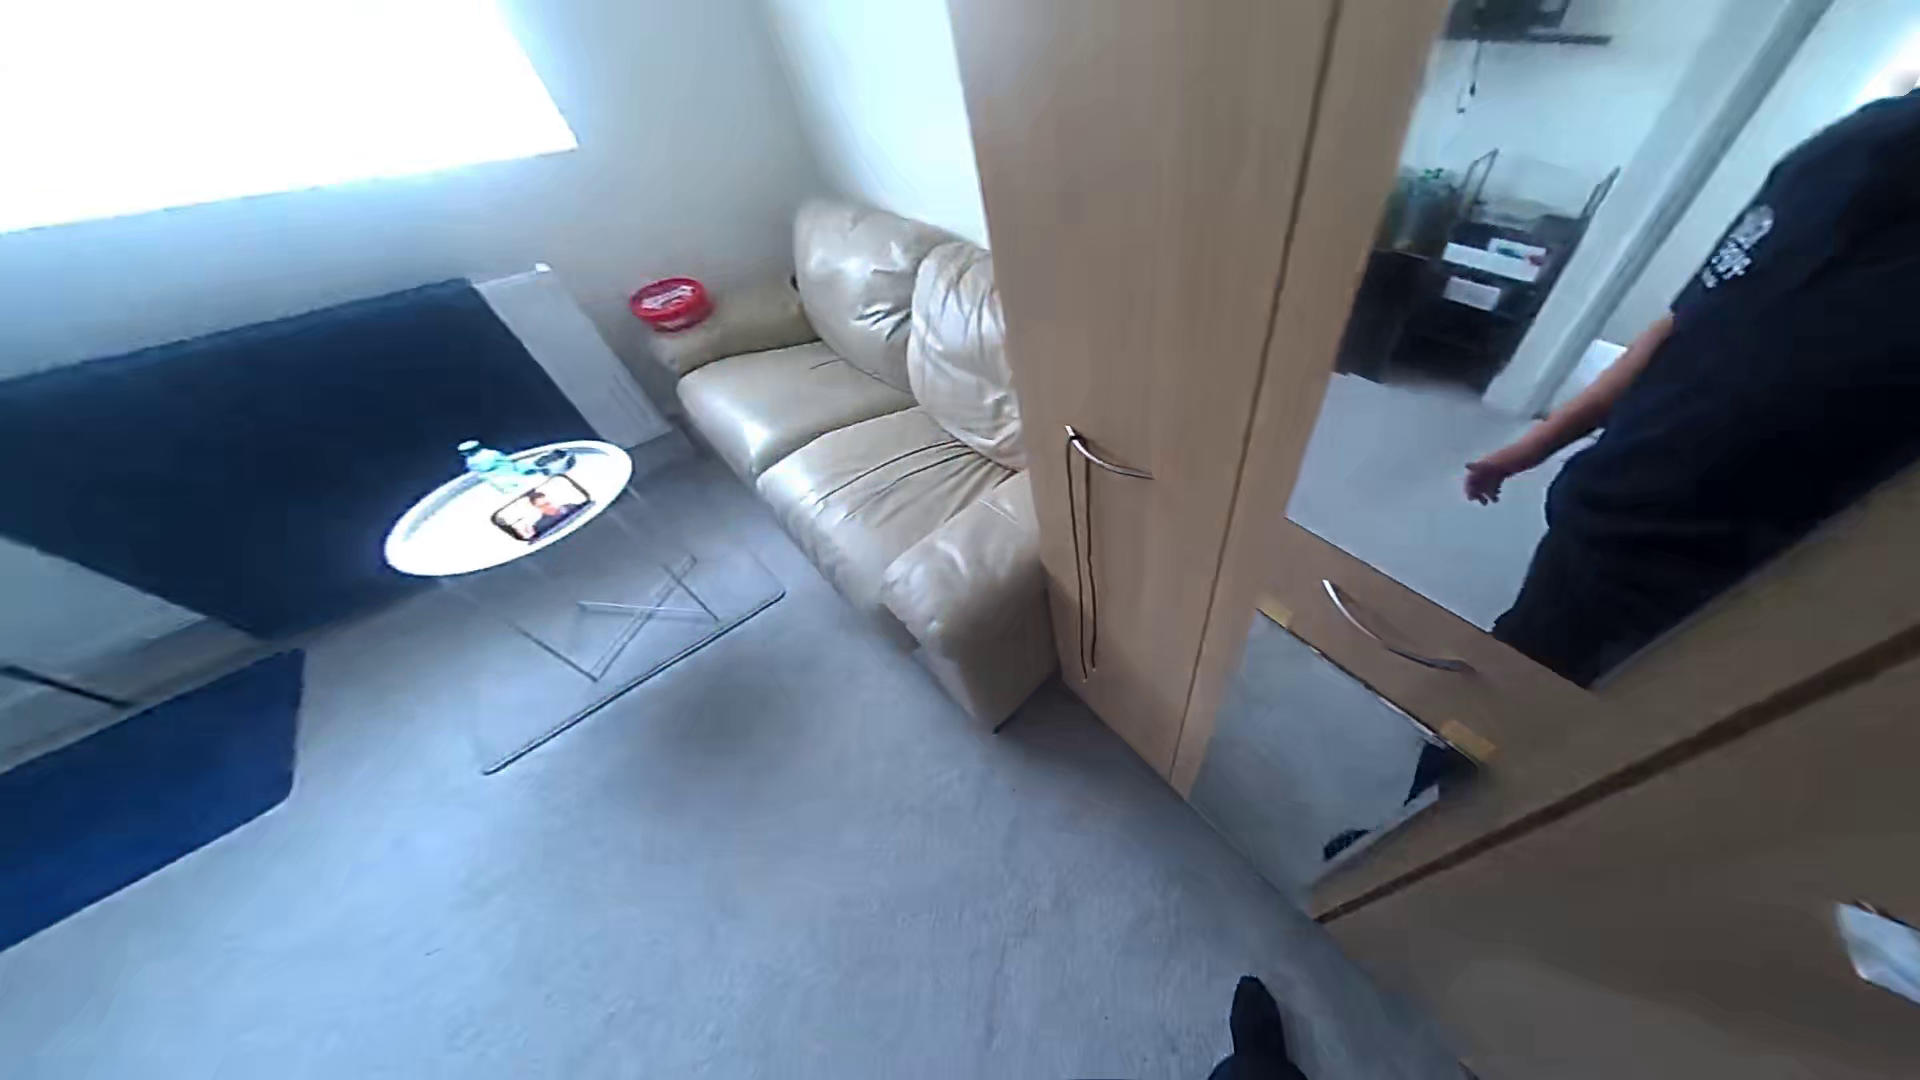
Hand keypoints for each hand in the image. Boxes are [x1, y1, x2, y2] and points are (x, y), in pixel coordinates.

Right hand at [1463, 443, 1541, 504]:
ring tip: (1493, 501)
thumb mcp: (1502, 461)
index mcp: (1486, 462)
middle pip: (1478, 480)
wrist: (1539, 445)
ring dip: (1487, 492)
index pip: (1472, 475)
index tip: (1471, 498)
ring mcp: (1498, 467)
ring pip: (1488, 481)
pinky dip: (1495, 488)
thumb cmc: (1522, 453)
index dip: (1469, 487)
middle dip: (1478, 492)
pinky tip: (1498, 494)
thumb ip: (1483, 464)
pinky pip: (1497, 480)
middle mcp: (1489, 464)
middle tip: (1482, 503)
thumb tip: (1467, 465)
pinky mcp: (1507, 469)